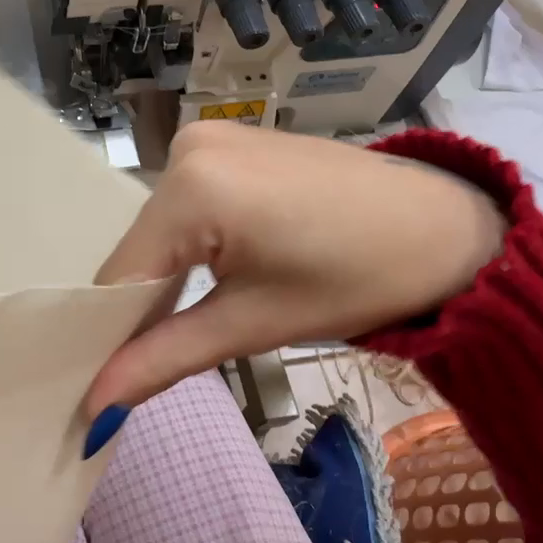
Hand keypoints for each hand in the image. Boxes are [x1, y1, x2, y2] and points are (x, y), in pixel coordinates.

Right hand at [83, 121, 506, 430]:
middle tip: (164, 357)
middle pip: (140, 247)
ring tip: (202, 312)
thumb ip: (165, 358)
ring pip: (161, 226)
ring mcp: (207, 136)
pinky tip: (224, 269)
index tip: (111, 383)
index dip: (113, 333)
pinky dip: (191, 241)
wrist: (446, 228)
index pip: (121, 273)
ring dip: (170, 272)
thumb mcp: (256, 323)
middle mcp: (187, 146)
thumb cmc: (359, 278)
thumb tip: (95, 406)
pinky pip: (186, 200)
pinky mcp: (228, 139)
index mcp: (191, 187)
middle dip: (146, 304)